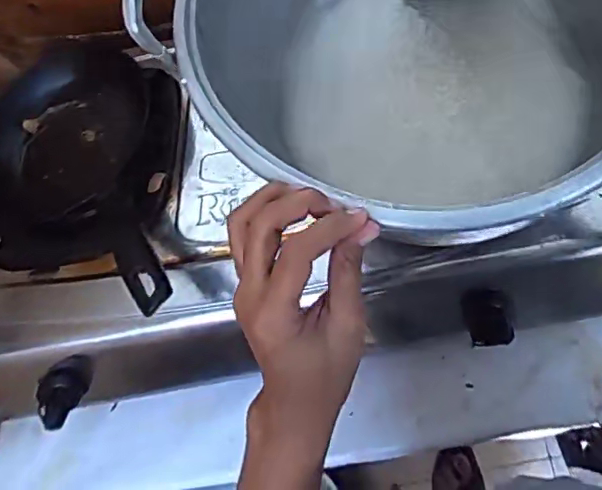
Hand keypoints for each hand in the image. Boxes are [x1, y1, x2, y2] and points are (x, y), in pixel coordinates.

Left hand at [230, 183, 379, 489]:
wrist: (294, 403)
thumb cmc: (323, 375)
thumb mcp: (347, 326)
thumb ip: (349, 271)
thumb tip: (360, 227)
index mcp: (274, 313)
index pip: (295, 250)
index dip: (330, 227)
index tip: (358, 219)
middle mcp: (249, 295)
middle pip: (259, 227)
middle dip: (299, 203)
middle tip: (333, 206)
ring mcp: (242, 285)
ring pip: (241, 222)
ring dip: (274, 199)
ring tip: (310, 197)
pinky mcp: (246, 279)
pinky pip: (244, 232)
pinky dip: (267, 209)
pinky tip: (294, 207)